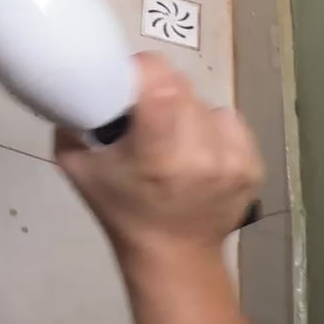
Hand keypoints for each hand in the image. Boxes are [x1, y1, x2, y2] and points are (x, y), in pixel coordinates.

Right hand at [54, 53, 263, 265]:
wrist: (173, 255)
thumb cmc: (118, 208)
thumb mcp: (74, 166)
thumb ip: (71, 123)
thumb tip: (75, 88)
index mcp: (155, 154)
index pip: (161, 84)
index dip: (142, 68)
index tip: (125, 75)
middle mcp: (200, 154)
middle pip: (181, 86)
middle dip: (157, 86)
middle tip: (138, 103)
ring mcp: (232, 162)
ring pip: (203, 100)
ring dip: (182, 105)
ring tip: (167, 126)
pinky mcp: (253, 166)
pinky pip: (229, 118)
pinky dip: (209, 121)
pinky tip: (194, 141)